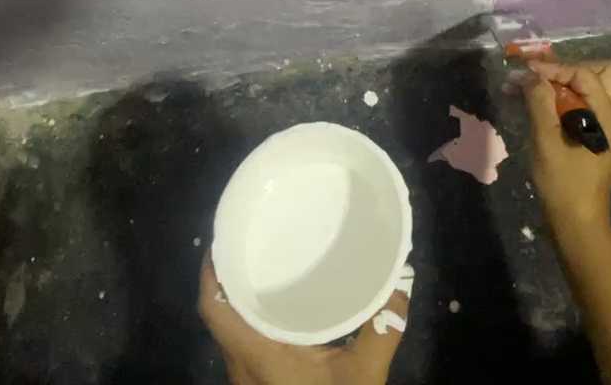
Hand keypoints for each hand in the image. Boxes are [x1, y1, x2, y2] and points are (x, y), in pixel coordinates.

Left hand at [197, 253, 407, 384]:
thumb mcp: (364, 374)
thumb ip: (383, 327)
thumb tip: (400, 282)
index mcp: (256, 354)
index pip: (213, 309)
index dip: (210, 272)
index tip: (224, 238)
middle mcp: (242, 367)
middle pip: (219, 316)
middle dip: (228, 277)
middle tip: (251, 241)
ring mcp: (249, 380)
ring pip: (231, 332)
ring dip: (240, 301)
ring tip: (263, 265)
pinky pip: (244, 345)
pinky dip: (252, 320)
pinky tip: (279, 310)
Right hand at [521, 60, 610, 236]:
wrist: (577, 226)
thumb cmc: (563, 186)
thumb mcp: (546, 142)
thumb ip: (540, 103)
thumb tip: (531, 75)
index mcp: (607, 118)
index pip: (583, 74)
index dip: (554, 67)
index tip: (526, 70)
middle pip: (599, 73)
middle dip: (567, 69)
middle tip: (539, 77)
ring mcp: (607, 127)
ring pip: (593, 87)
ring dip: (565, 82)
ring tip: (535, 88)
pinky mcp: (597, 137)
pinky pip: (586, 103)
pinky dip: (565, 98)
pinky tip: (541, 106)